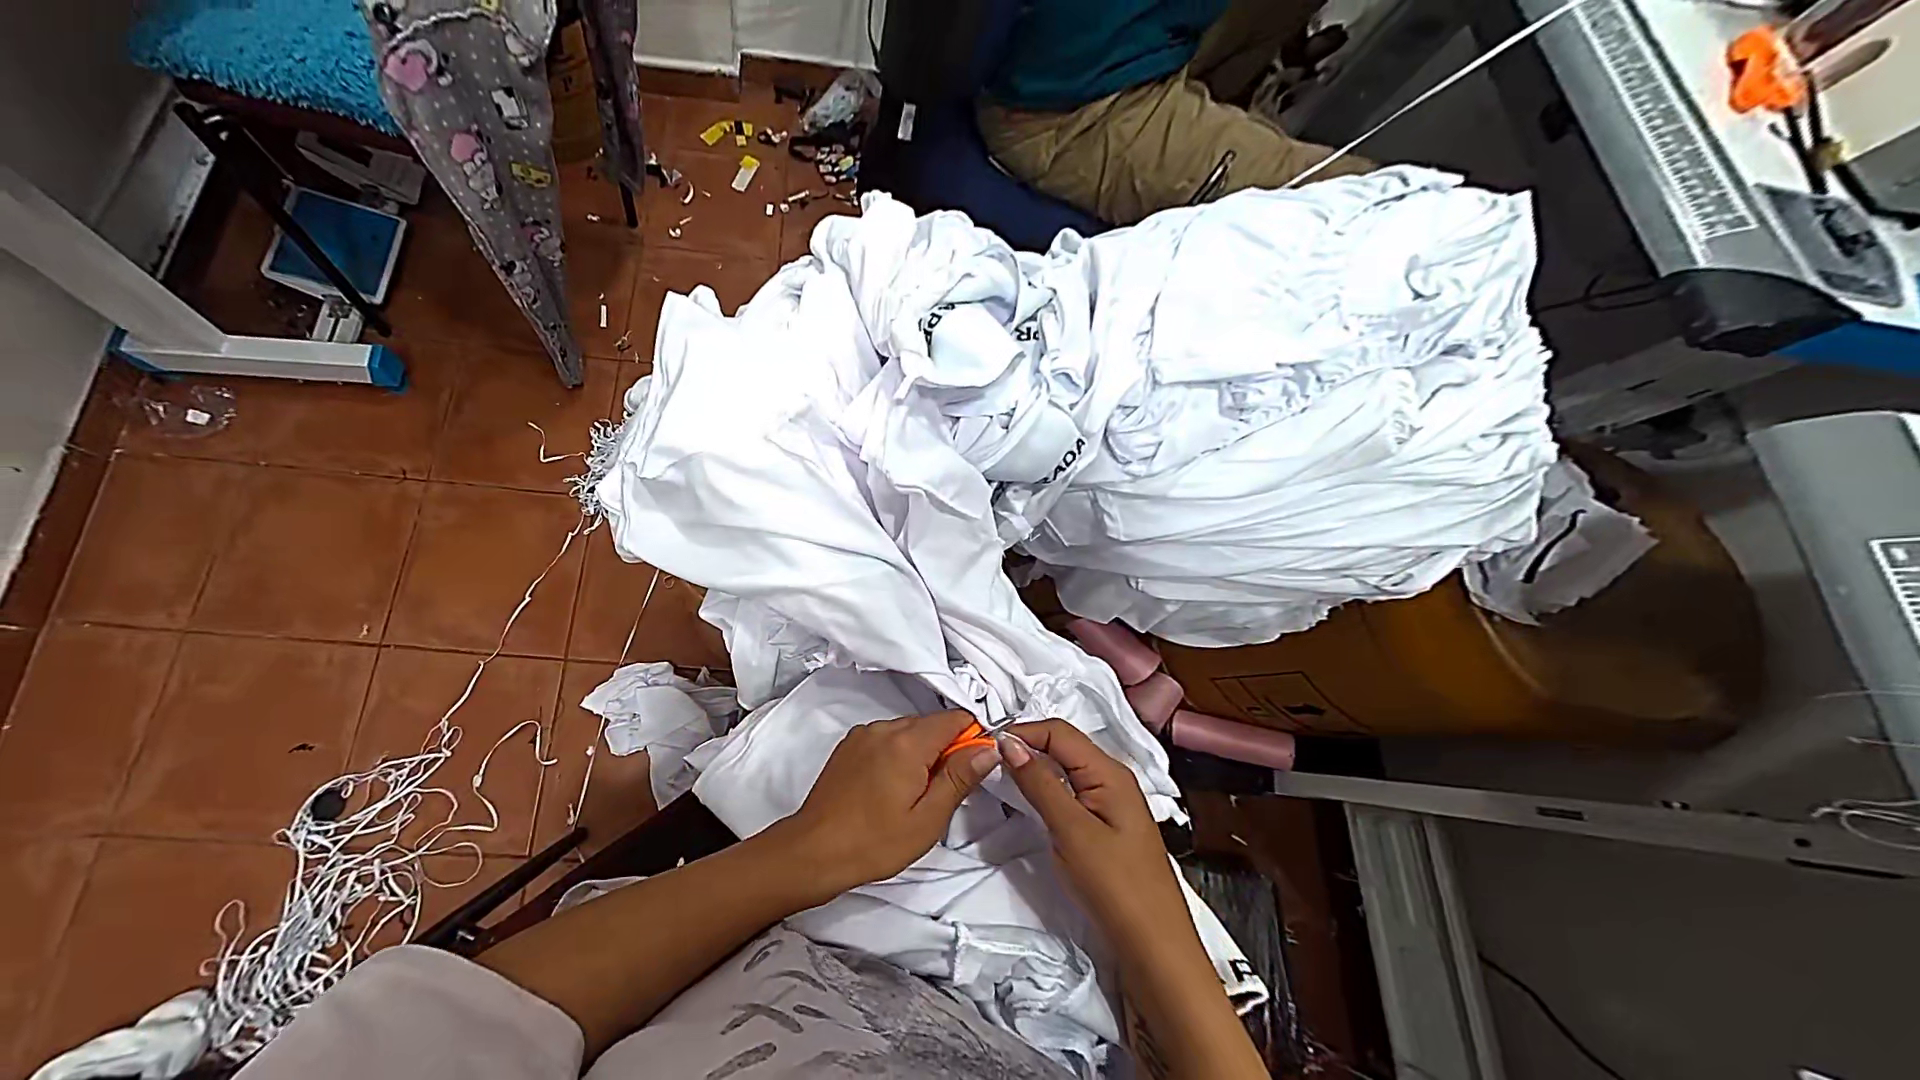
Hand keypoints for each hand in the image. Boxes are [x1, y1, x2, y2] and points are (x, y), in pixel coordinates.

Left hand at [777, 710, 999, 898]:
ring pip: (909, 730)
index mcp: (908, 742)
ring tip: (912, 794)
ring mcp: (864, 734)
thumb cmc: (873, 842)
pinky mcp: (850, 745)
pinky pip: (886, 738)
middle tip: (941, 792)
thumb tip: (989, 749)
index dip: (972, 740)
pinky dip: (897, 754)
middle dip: (946, 750)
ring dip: (921, 752)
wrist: (813, 852)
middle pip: (932, 724)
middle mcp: (885, 728)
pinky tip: (890, 788)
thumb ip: (960, 777)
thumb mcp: (929, 818)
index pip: (957, 719)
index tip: (970, 770)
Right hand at [998, 720, 1192, 947]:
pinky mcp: (1105, 822)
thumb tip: (1008, 743)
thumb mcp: (1071, 830)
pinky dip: (1047, 788)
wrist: (1154, 945)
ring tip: (1002, 777)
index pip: (1059, 731)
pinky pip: (1071, 790)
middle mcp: (1112, 777)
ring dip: (1035, 766)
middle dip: (1027, 745)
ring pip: (1066, 767)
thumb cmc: (1115, 884)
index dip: (1022, 732)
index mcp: (1109, 771)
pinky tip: (1030, 800)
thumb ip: (1039, 783)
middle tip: (988, 761)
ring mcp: (1110, 800)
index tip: (986, 747)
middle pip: (1063, 745)